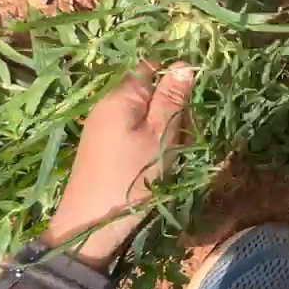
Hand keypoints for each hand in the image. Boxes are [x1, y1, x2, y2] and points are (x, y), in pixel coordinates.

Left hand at [42, 60, 194, 268]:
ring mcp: (104, 125)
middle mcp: (108, 105)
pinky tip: (161, 155)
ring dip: (166, 123)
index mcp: (121, 97)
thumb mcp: (160, 136)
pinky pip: (135, 127)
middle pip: (150, 89)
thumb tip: (183, 63)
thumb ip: (172, 99)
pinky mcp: (104, 144)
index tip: (197, 92)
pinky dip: (152, 136)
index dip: (176, 73)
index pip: (151, 65)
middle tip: (189, 129)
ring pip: (145, 110)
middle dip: (174, 103)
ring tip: (177, 146)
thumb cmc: (131, 177)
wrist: (91, 225)